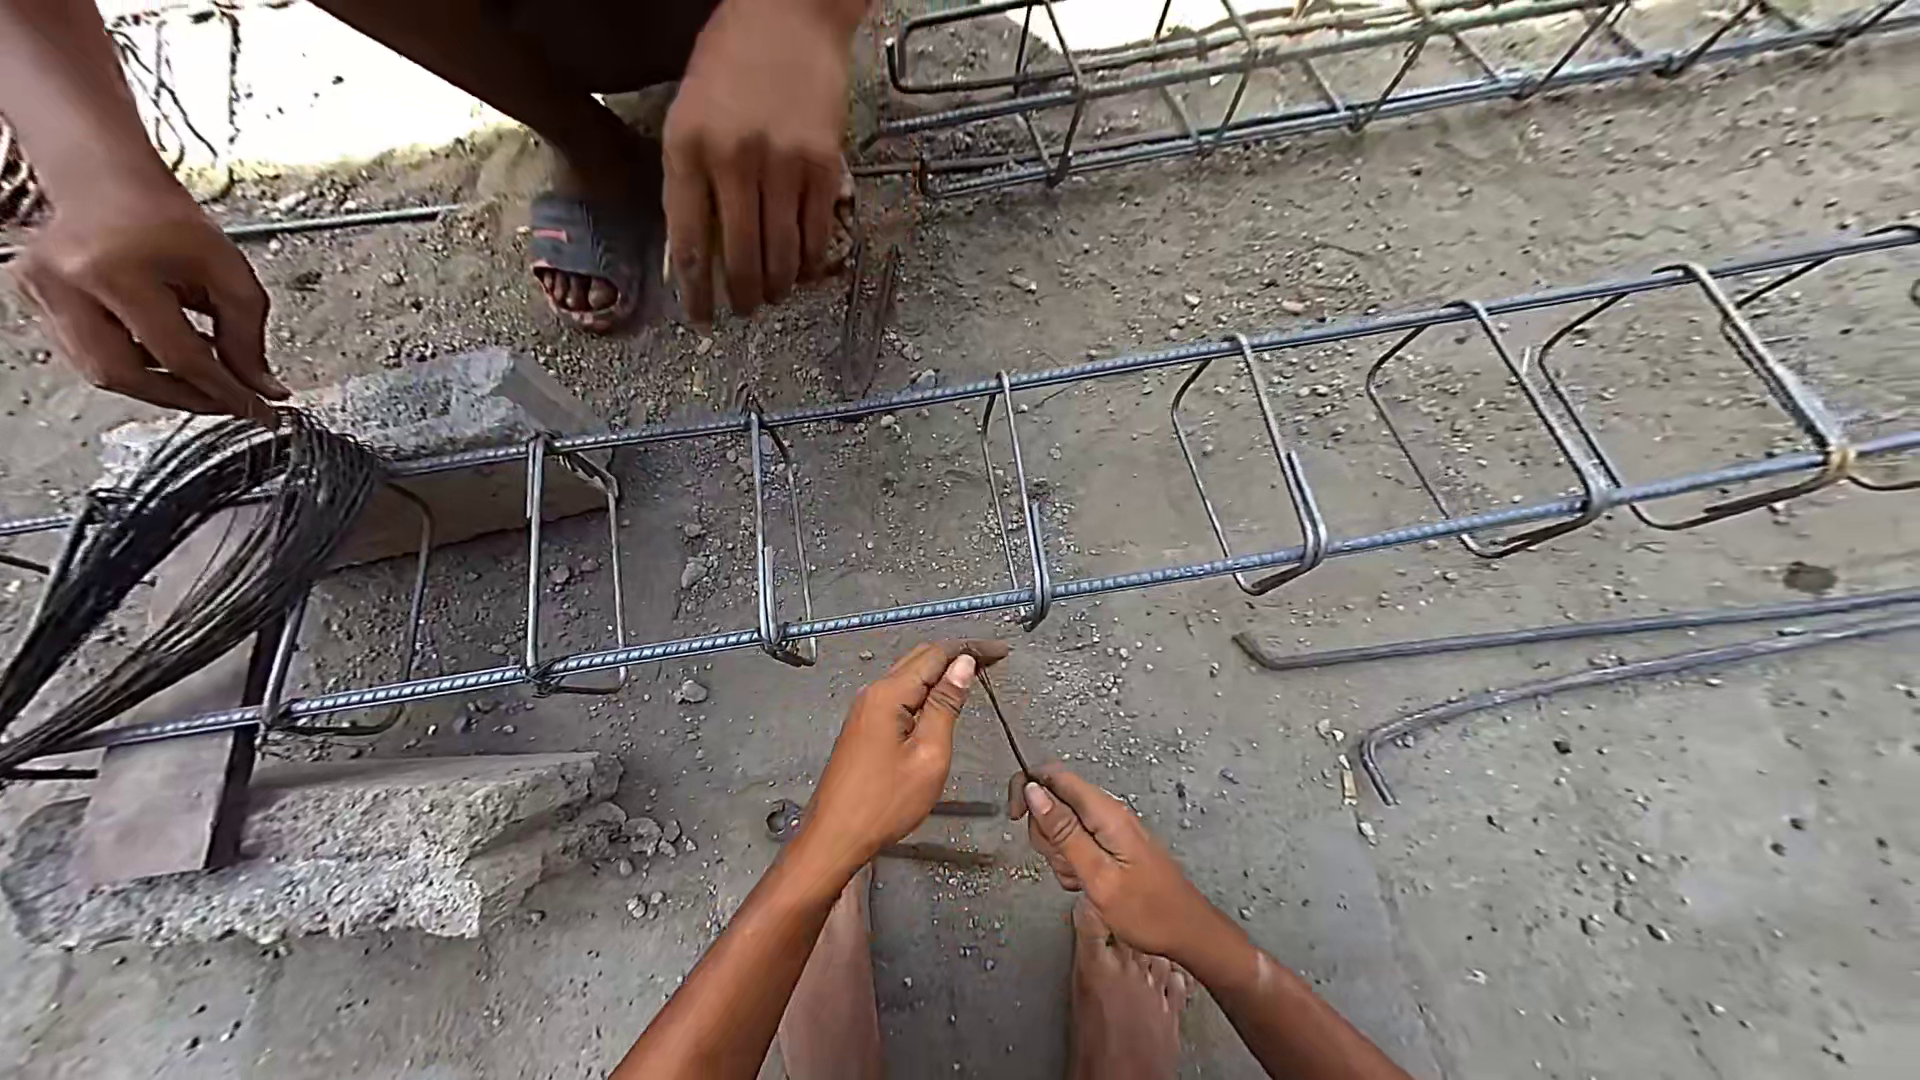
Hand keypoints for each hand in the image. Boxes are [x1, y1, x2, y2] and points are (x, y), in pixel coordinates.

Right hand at [12, 178, 283, 419]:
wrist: (113, 188)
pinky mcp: (37, 300)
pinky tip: (179, 360)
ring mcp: (38, 293)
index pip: (177, 357)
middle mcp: (62, 285)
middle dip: (186, 399)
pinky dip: (141, 367)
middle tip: (234, 404)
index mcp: (112, 275)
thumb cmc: (175, 226)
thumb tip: (266, 389)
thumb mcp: (235, 283)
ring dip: (164, 387)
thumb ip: (250, 342)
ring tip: (214, 381)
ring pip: (102, 370)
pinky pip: (91, 353)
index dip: (225, 392)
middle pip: (122, 374)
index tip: (262, 411)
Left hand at [661, 0, 855, 326]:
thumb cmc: (731, 64)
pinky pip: (817, 238)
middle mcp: (736, 159)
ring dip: (776, 288)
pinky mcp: (825, 169)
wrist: (790, 14)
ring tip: (772, 296)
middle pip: (741, 260)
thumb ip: (690, 183)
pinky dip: (809, 265)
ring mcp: (786, 165)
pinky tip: (802, 272)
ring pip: (782, 257)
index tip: (699, 319)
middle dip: (741, 298)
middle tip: (742, 309)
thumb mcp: (689, 116)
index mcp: (688, 146)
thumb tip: (698, 254)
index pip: (688, 242)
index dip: (694, 292)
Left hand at [795, 639, 1008, 874]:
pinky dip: (926, 688)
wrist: (835, 836)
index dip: (971, 649)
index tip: (998, 652)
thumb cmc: (882, 804)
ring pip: (910, 674)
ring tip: (973, 675)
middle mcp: (874, 693)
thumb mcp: (928, 754)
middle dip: (958, 653)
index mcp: (889, 695)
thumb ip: (947, 705)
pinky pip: (900, 693)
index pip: (937, 654)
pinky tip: (942, 698)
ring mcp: (866, 708)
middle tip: (992, 660)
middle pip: (921, 658)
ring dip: (942, 670)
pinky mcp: (865, 724)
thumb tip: (963, 666)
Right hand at [1010, 764, 1242, 963]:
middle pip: (1053, 799)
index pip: (1052, 774)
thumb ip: (1063, 831)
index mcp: (1103, 811)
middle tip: (1064, 863)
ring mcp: (1108, 826)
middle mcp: (1105, 811)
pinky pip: (1076, 841)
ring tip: (1080, 879)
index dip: (1027, 787)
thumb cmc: (1147, 911)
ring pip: (1061, 823)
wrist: (1187, 933)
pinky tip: (1087, 883)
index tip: (1015, 817)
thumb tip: (1033, 790)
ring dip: (1059, 852)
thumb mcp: (1098, 876)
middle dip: (1045, 831)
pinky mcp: (1109, 842)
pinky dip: (1072, 861)